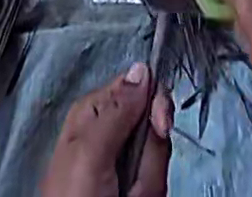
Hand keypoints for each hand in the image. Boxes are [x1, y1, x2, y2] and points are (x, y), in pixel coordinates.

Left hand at [40, 62, 171, 196]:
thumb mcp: (90, 152)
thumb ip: (117, 110)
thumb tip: (142, 67)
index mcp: (94, 113)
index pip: (138, 87)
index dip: (155, 103)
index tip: (161, 125)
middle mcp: (111, 133)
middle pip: (154, 125)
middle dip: (151, 156)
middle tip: (132, 183)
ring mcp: (123, 165)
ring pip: (158, 159)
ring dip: (148, 185)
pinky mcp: (135, 190)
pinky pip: (156, 185)